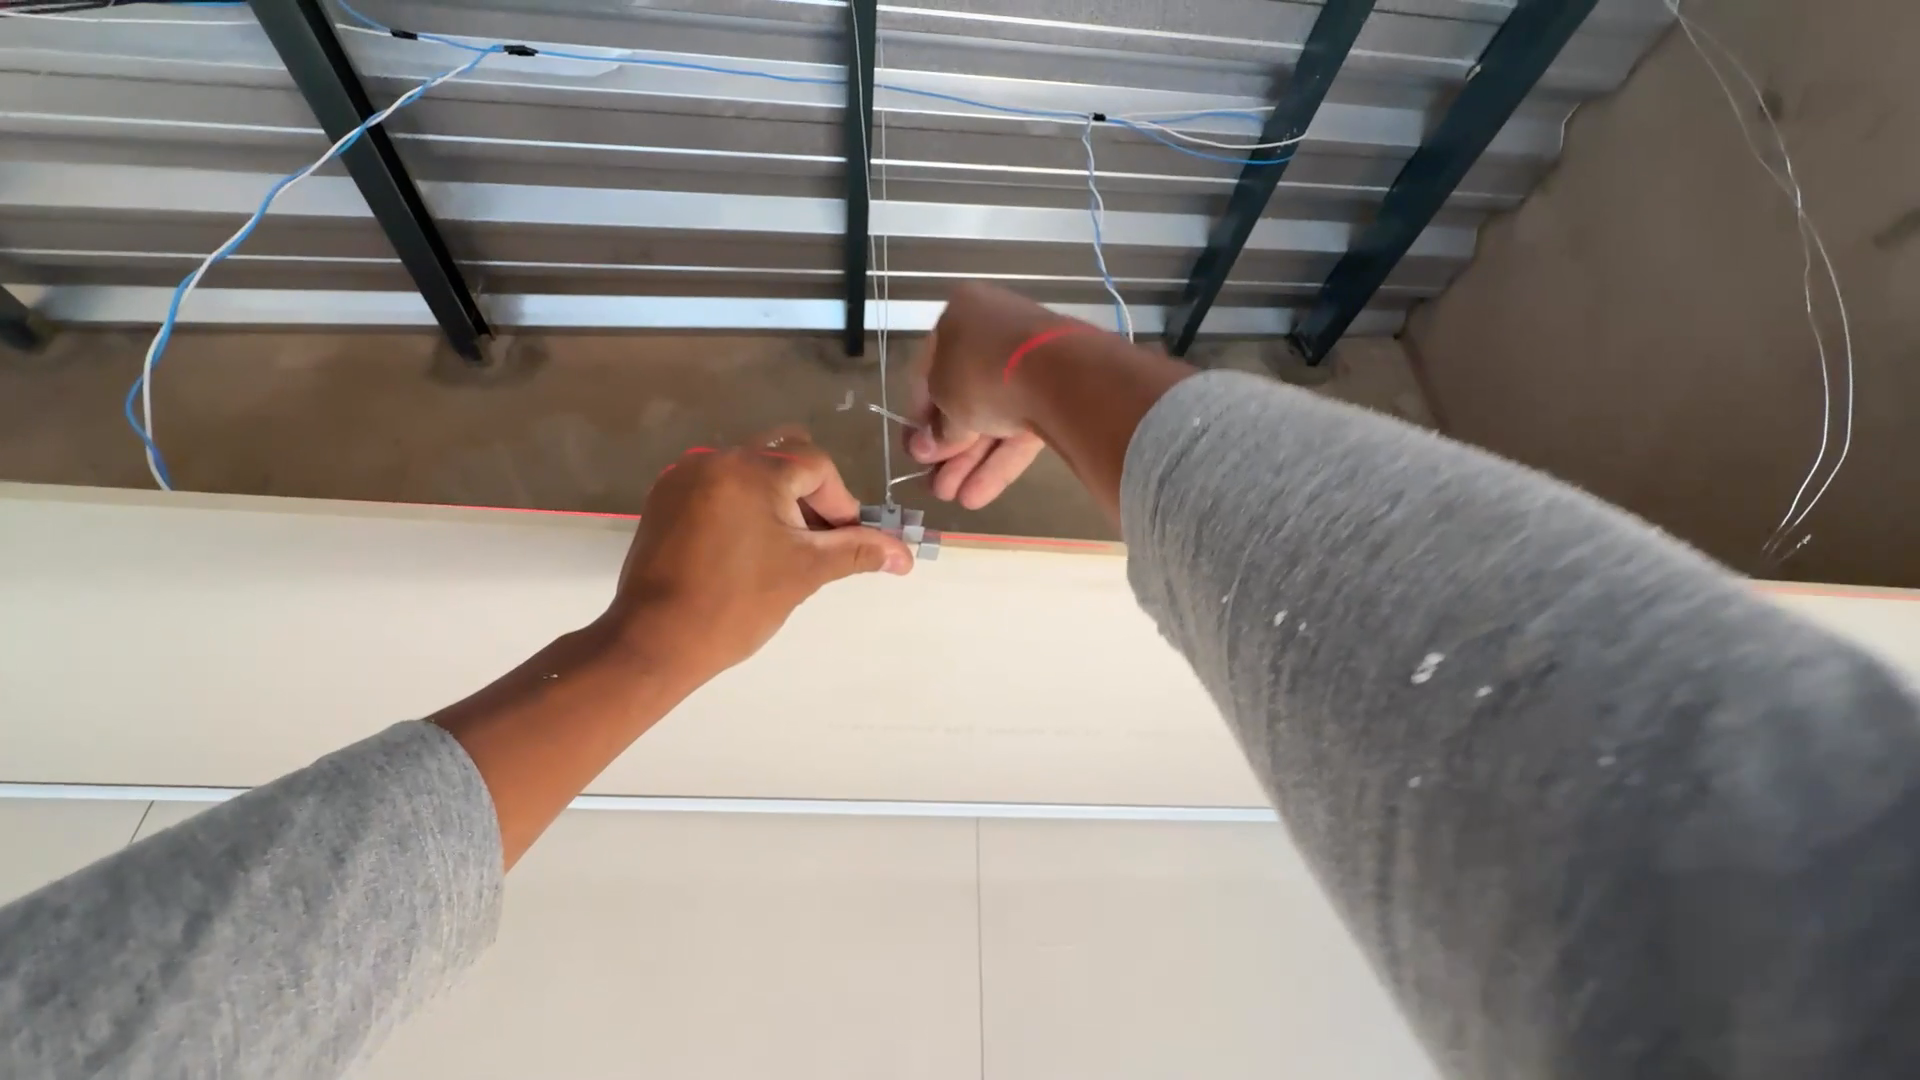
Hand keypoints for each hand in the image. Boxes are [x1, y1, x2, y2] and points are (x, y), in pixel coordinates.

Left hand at [604, 428, 912, 681]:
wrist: (655, 641)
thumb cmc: (738, 605)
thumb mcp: (806, 572)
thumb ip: (858, 551)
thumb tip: (904, 555)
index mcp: (752, 470)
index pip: (816, 465)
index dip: (840, 502)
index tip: (843, 540)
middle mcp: (716, 459)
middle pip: (782, 455)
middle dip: (809, 490)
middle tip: (815, 535)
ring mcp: (684, 476)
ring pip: (749, 468)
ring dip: (775, 496)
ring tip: (783, 545)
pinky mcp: (664, 498)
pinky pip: (717, 484)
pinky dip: (741, 503)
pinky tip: (744, 546)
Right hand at [907, 282, 1085, 508]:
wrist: (1058, 374)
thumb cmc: (982, 370)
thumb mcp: (945, 398)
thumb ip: (935, 426)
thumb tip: (926, 446)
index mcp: (962, 316)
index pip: (930, 370)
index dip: (919, 414)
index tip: (914, 448)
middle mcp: (997, 334)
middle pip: (964, 399)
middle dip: (947, 448)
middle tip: (931, 482)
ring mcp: (1031, 366)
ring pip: (993, 419)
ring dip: (968, 462)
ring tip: (950, 498)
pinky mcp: (1059, 397)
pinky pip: (1020, 431)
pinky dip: (998, 462)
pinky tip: (976, 497)